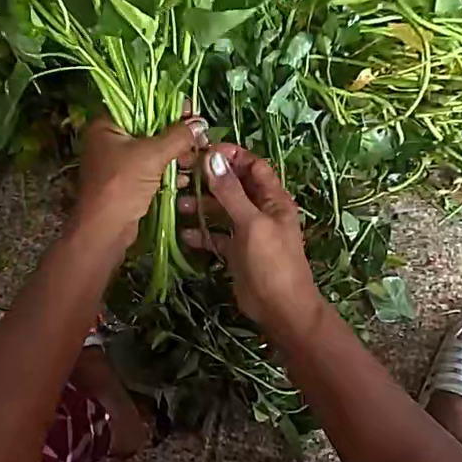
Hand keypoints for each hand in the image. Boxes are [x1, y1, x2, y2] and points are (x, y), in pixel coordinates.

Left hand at [72, 117, 200, 246]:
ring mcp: (119, 162)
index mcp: (107, 125)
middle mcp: (110, 140)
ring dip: (177, 155)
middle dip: (177, 135)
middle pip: (150, 128)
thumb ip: (178, 137)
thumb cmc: (121, 185)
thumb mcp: (152, 155)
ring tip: (197, 158)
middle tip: (201, 138)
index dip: (169, 108)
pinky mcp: (129, 182)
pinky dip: (169, 171)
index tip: (193, 112)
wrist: (104, 230)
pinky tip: (187, 176)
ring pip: (154, 151)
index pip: (141, 105)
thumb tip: (200, 123)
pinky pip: (153, 169)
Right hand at [178, 143, 327, 341]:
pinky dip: (202, 234)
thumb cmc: (272, 262)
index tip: (204, 152)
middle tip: (183, 176)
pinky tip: (185, 234)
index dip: (231, 156)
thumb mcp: (252, 223)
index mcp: (273, 199)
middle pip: (235, 186)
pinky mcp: (236, 251)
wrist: (280, 308)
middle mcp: (261, 211)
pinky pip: (216, 236)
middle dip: (211, 179)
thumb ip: (231, 192)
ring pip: (222, 210)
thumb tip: (213, 158)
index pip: (253, 166)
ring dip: (202, 206)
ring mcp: (248, 232)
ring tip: (180, 205)